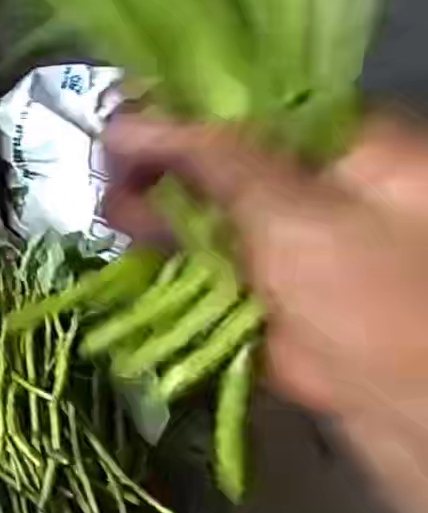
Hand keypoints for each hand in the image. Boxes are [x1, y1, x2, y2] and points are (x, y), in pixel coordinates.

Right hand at [105, 112, 427, 512]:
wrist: (404, 408)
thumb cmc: (375, 298)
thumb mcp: (294, 214)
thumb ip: (208, 156)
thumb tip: (122, 118)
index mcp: (346, 154)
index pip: (249, 104)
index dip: (181, 106)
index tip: (123, 118)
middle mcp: (310, 180)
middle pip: (209, 147)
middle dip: (153, 159)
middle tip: (114, 173)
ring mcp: (275, 225)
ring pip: (188, 191)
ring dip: (146, 199)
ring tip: (121, 217)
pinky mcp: (246, 264)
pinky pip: (186, 233)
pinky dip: (155, 234)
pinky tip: (133, 238)